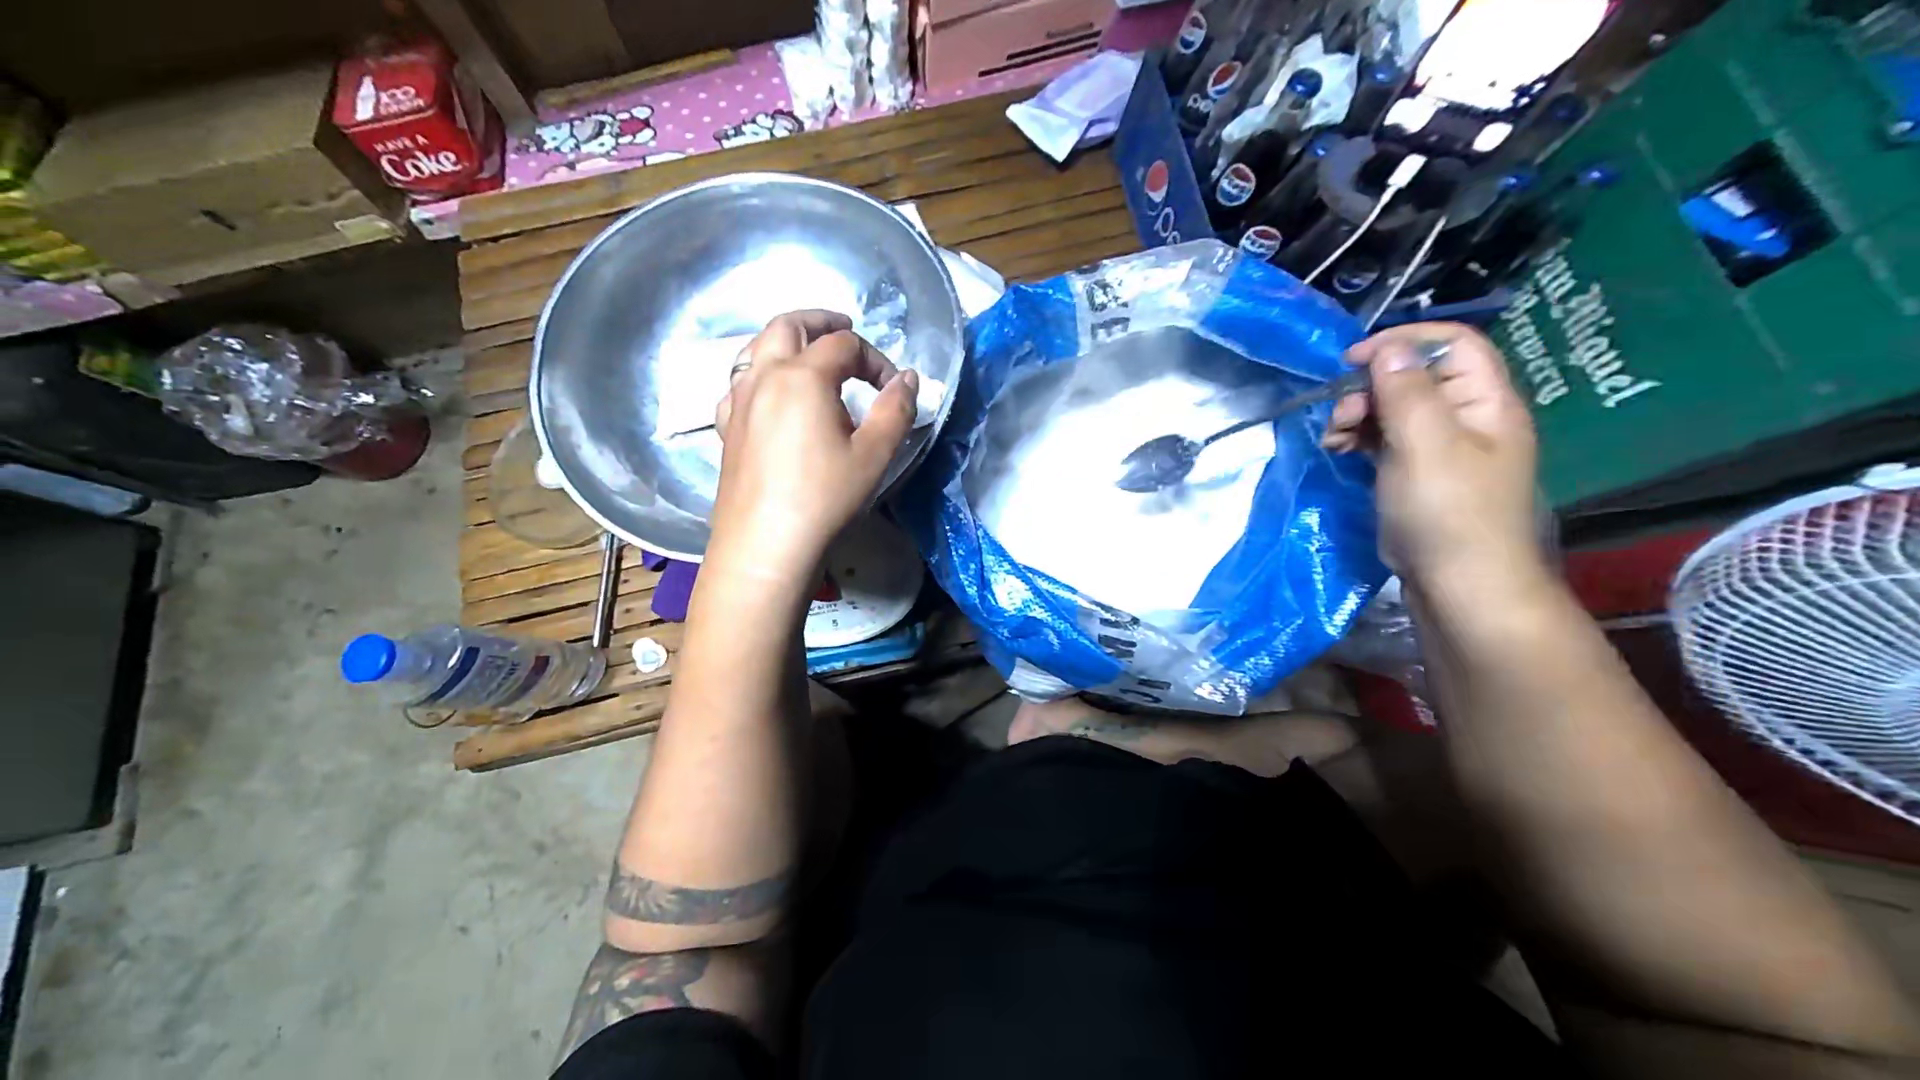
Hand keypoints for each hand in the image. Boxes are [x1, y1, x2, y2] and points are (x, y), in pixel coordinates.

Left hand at [707, 310, 918, 592]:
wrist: (766, 545)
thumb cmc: (825, 498)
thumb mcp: (874, 455)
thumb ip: (895, 410)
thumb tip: (909, 379)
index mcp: (802, 376)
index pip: (844, 345)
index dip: (876, 359)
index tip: (893, 389)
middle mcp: (764, 377)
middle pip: (788, 326)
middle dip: (821, 321)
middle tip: (845, 328)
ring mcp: (739, 401)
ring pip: (756, 348)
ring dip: (786, 340)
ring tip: (808, 353)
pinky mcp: (727, 427)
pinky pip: (740, 383)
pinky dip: (760, 373)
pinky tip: (772, 395)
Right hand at [1322, 323, 1544, 591]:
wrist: (1458, 583)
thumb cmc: (1448, 511)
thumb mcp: (1426, 445)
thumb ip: (1406, 392)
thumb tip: (1386, 349)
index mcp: (1485, 402)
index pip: (1453, 344)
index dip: (1404, 341)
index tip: (1354, 360)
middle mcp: (1466, 418)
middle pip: (1415, 376)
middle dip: (1370, 386)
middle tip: (1341, 413)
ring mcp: (1439, 447)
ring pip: (1393, 407)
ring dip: (1357, 413)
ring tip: (1334, 437)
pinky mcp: (1414, 472)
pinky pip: (1383, 438)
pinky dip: (1357, 437)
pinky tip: (1337, 450)